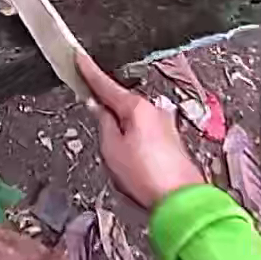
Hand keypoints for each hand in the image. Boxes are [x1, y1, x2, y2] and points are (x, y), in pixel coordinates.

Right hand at [76, 53, 204, 210]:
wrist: (182, 203)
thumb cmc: (146, 176)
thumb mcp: (111, 147)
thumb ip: (102, 122)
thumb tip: (98, 108)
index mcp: (136, 107)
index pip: (105, 84)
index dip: (88, 70)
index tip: (78, 56)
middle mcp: (153, 111)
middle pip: (119, 99)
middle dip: (103, 103)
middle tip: (88, 106)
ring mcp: (164, 124)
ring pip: (131, 115)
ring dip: (118, 122)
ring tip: (111, 146)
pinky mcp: (169, 139)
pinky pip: (142, 127)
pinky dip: (130, 131)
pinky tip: (127, 150)